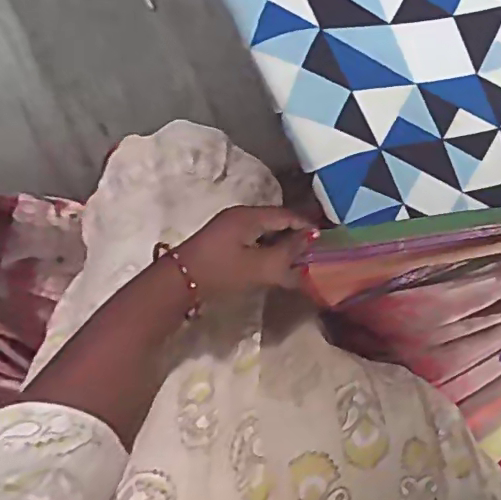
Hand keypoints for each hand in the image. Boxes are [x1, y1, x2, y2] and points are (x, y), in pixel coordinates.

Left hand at [173, 205, 315, 295]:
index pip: (287, 215)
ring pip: (265, 231)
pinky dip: (267, 248)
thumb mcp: (259, 267)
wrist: (176, 283)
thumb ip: (287, 256)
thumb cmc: (220, 272)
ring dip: (281, 244)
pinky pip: (253, 238)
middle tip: (312, 253)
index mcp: (250, 216)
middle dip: (295, 236)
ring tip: (296, 261)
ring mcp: (230, 227)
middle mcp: (241, 215)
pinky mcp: (223, 240)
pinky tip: (273, 264)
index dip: (307, 227)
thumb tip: (309, 244)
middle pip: (276, 221)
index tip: (324, 241)